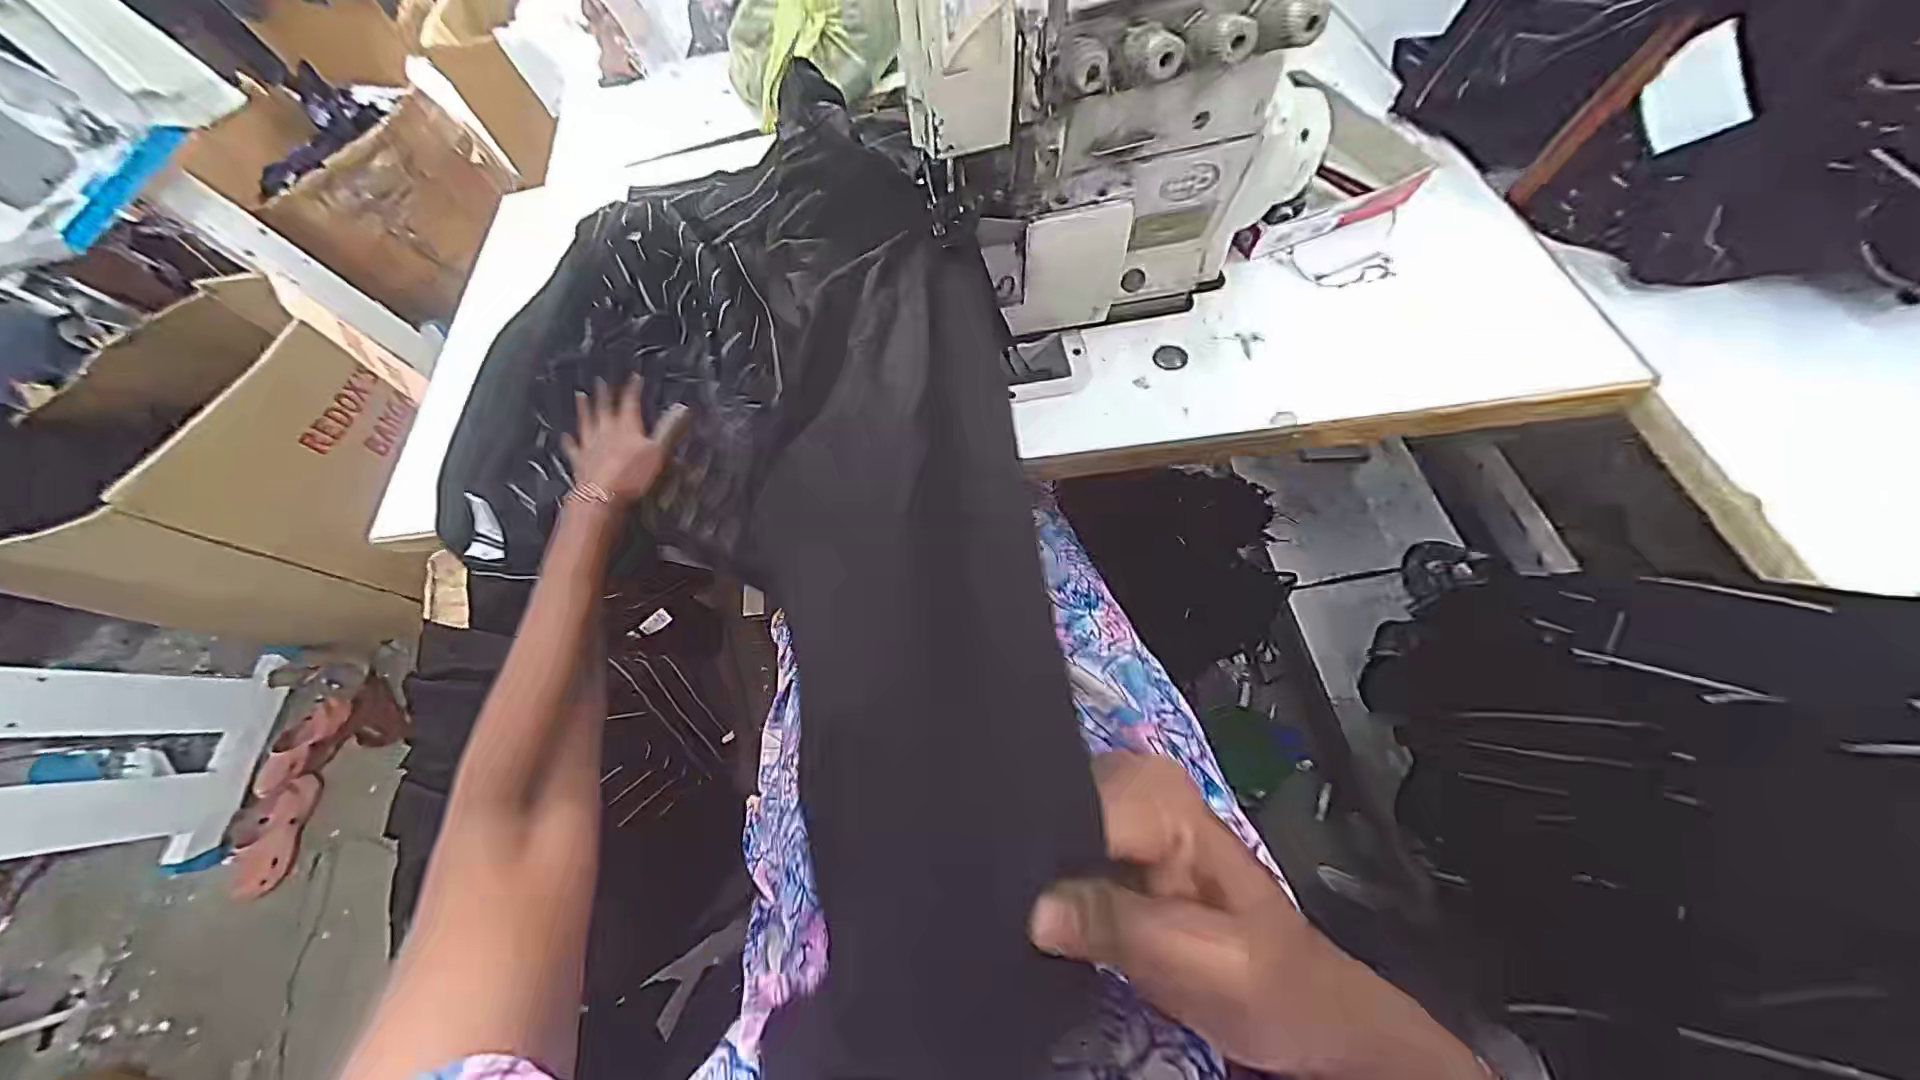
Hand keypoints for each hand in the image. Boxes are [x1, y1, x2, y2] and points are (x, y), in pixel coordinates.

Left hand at [560, 375, 690, 505]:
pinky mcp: (581, 460)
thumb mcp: (658, 451)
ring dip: (584, 408)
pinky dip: (569, 440)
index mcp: (626, 427)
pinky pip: (573, 447)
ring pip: (587, 421)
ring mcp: (591, 445)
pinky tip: (566, 436)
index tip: (633, 378)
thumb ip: (668, 429)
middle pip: (605, 408)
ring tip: (580, 396)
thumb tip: (680, 410)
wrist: (602, 495)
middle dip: (604, 393)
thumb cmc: (631, 475)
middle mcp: (606, 431)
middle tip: (600, 380)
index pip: (630, 402)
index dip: (633, 388)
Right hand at [1030, 753, 1484, 1079]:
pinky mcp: (1106, 839)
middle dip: (1027, 852)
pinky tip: (1031, 902)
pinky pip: (1054, 842)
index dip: (1041, 847)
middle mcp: (1132, 782)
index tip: (1011, 891)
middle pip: (1051, 802)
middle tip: (1008, 903)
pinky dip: (1040, 875)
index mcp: (1158, 793)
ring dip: (1030, 868)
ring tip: (1017, 907)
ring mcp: (1118, 808)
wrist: (1297, 1004)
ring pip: (1046, 821)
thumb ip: (1120, 923)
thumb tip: (1034, 908)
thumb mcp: (1200, 958)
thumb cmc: (1264, 981)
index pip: (1071, 800)